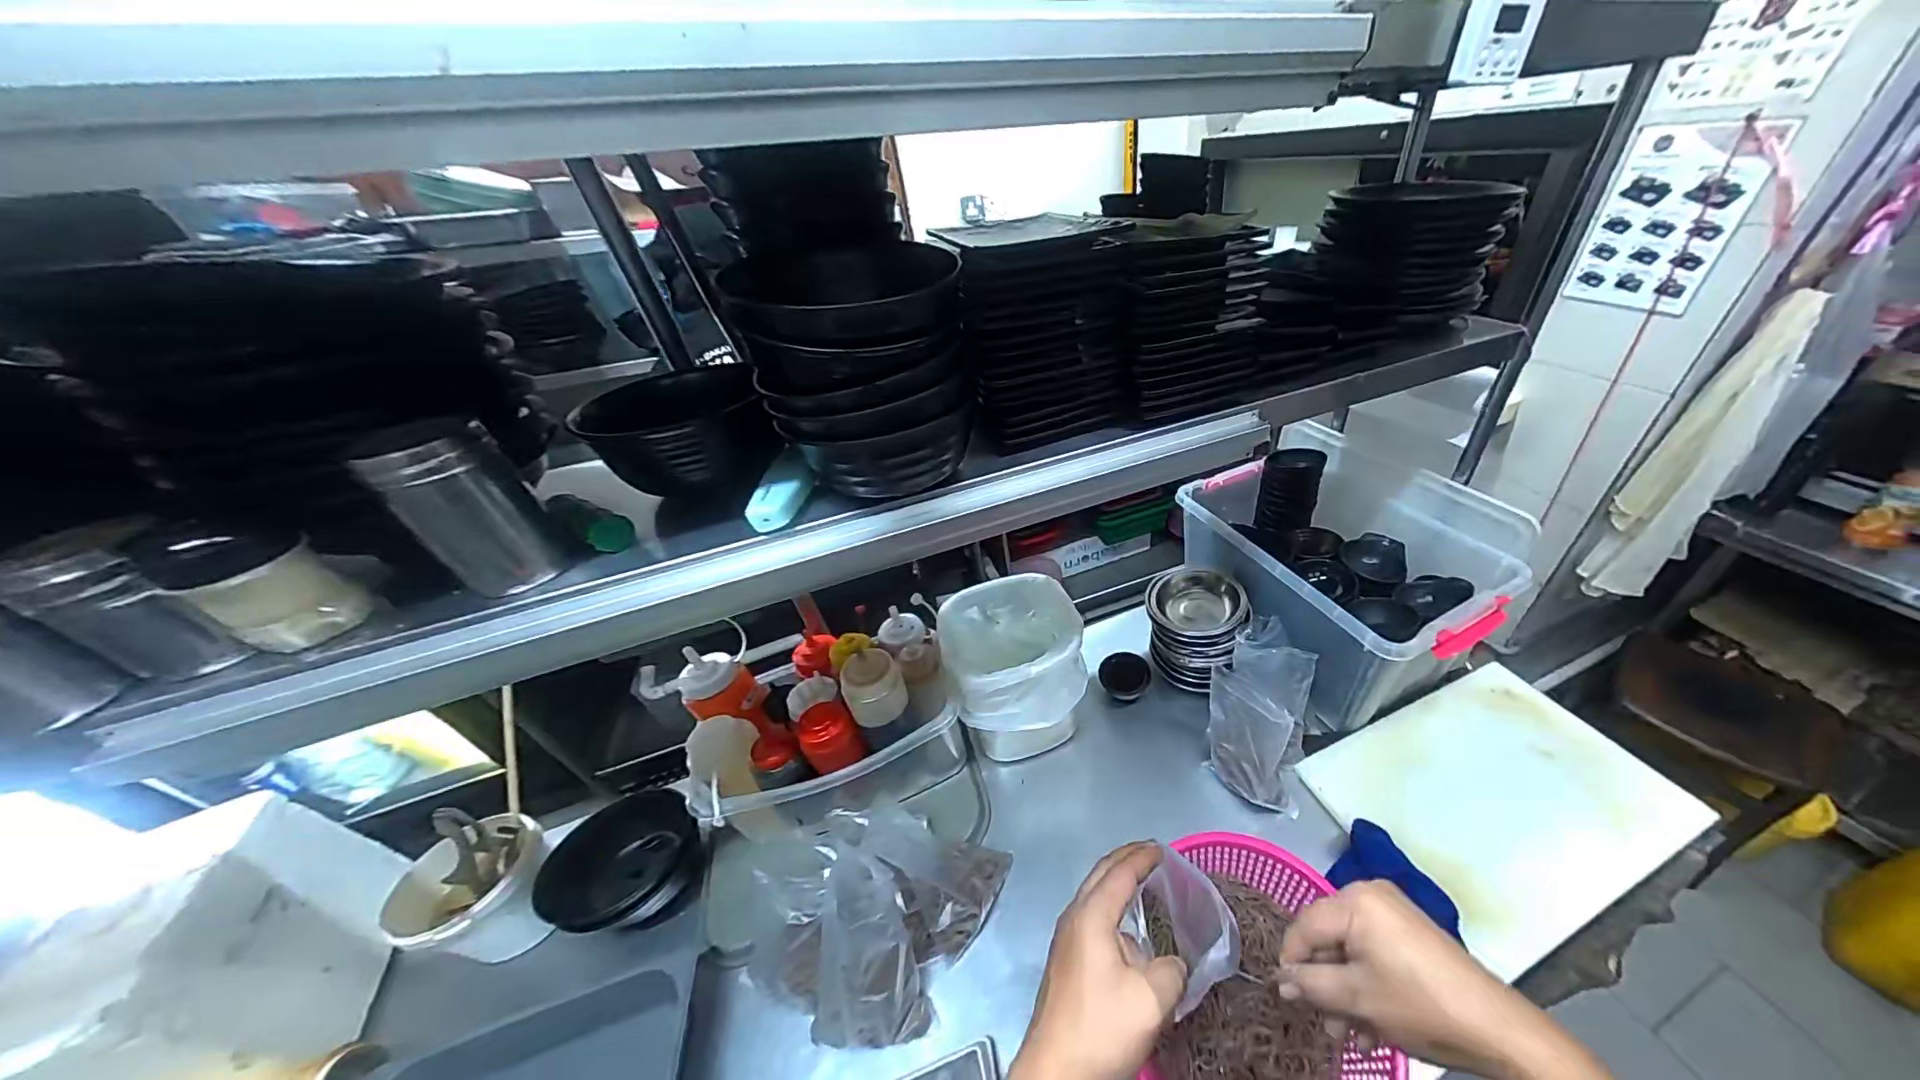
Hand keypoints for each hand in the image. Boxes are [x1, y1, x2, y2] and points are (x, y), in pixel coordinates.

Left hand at [1010, 842, 1186, 1079]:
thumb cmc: (1101, 1027)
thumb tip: (1170, 964)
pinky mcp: (1065, 962)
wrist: (1056, 1070)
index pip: (1119, 874)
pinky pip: (1092, 920)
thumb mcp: (1151, 999)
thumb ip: (1170, 970)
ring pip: (1093, 898)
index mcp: (1090, 916)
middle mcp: (1073, 919)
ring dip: (1116, 885)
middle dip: (1124, 860)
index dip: (1142, 858)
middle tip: (1150, 852)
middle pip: (1099, 876)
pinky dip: (1111, 909)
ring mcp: (1065, 941)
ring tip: (1142, 885)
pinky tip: (1127, 933)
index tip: (1162, 848)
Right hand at [1273, 881, 1611, 1079]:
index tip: (1289, 996)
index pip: (1304, 927)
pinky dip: (1368, 983)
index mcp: (1354, 900)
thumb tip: (1281, 981)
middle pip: (1328, 939)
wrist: (1500, 1029)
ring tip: (1351, 1032)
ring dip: (1345, 991)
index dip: (1292, 963)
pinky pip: (1373, 952)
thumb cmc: (1421, 1005)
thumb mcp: (1357, 998)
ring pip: (1350, 950)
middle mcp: (1370, 895)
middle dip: (1324, 983)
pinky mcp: (1411, 933)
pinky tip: (1372, 1023)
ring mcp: (1393, 912)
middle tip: (1327, 1022)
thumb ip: (1310, 985)